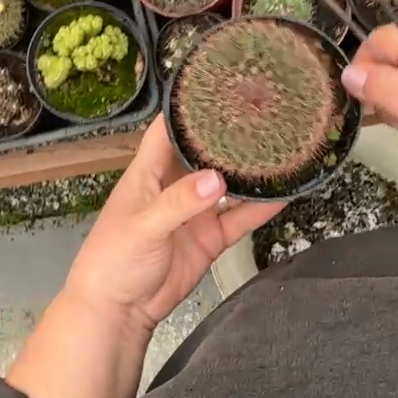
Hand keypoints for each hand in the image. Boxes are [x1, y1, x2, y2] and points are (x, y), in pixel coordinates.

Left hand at [61, 114, 284, 335]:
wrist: (119, 311)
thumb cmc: (113, 261)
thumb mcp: (144, 226)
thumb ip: (179, 203)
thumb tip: (216, 180)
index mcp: (149, 173)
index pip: (168, 130)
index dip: (189, 109)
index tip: (218, 87)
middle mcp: (174, 187)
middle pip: (204, 153)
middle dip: (229, 136)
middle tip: (262, 114)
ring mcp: (195, 213)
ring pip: (227, 185)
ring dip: (248, 172)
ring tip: (280, 149)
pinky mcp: (210, 238)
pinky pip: (240, 219)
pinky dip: (260, 208)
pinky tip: (284, 193)